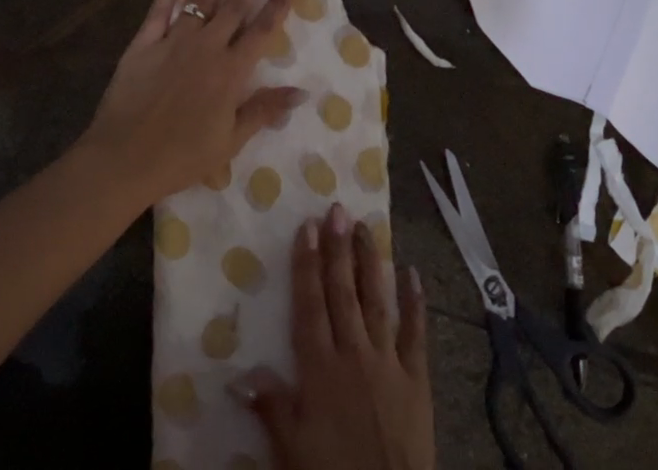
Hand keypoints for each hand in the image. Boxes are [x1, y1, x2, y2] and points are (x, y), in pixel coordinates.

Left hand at [78, 0, 304, 205]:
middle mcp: (207, 48)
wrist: (124, 158)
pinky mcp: (143, 43)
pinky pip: (159, 9)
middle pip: (236, 4)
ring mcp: (173, 41)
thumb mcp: (230, 141)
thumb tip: (302, 91)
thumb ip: (264, 111)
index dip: (279, 0)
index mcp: (231, 72)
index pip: (262, 29)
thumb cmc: (181, 156)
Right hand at [236, 204, 435, 469]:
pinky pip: (416, 332)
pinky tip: (412, 273)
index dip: (307, 265)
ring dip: (370, 263)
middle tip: (336, 210)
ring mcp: (389, 361)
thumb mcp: (291, 447)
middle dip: (338, 250)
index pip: (310, 305)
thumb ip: (271, 405)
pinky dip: (415, 301)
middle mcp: (354, 354)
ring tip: (366, 227)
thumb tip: (239, 371)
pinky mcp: (417, 376)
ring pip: (377, 302)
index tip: (307, 228)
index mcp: (320, 368)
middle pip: (343, 294)